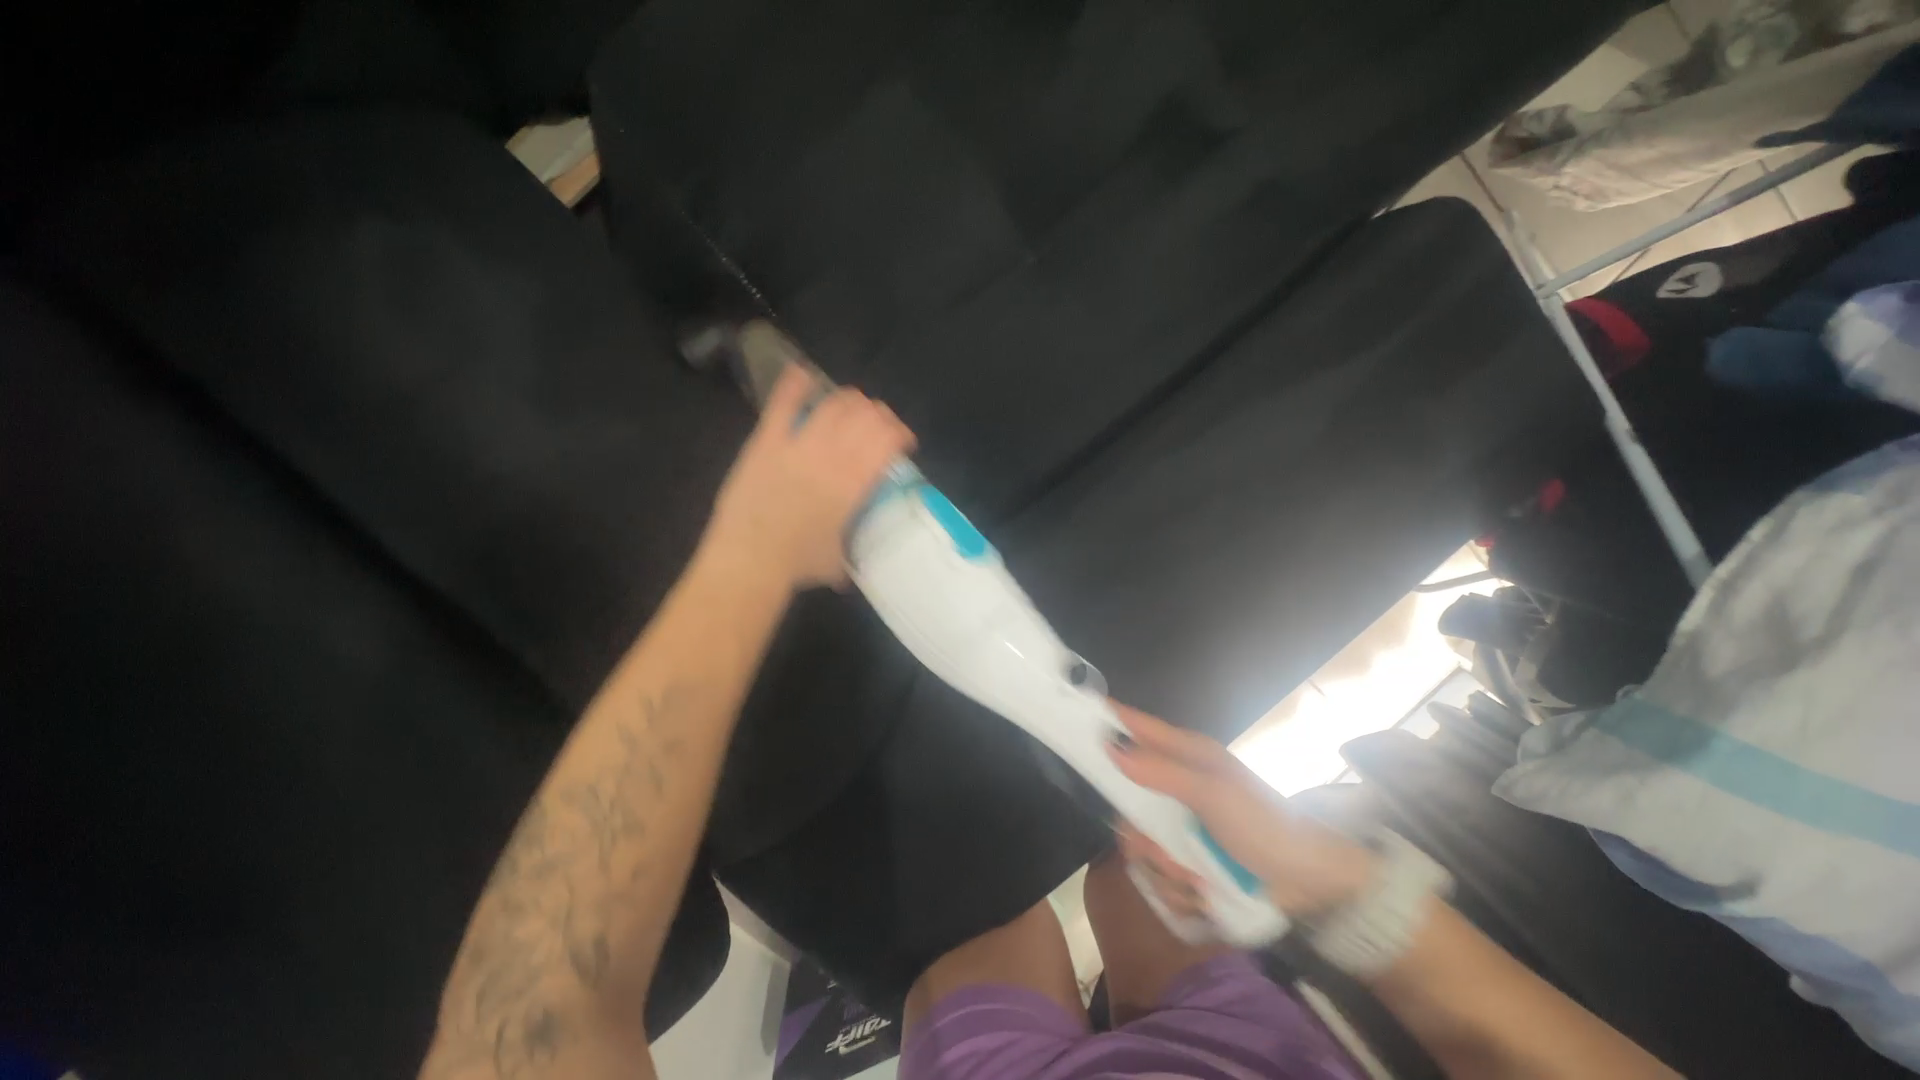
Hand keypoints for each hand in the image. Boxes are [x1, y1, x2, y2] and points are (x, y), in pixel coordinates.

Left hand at [706, 365, 916, 590]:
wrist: (750, 557)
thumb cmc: (798, 563)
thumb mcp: (839, 558)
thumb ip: (850, 549)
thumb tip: (852, 561)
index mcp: (855, 482)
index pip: (888, 440)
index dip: (900, 434)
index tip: (903, 442)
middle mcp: (832, 455)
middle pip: (866, 416)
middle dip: (879, 415)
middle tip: (879, 424)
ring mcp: (798, 443)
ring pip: (834, 405)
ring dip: (850, 401)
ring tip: (853, 406)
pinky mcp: (767, 440)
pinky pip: (783, 403)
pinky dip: (795, 385)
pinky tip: (804, 374)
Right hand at [1107, 703, 1375, 917]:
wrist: (1310, 882)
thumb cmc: (1263, 824)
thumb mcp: (1212, 792)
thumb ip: (1160, 771)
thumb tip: (1111, 747)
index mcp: (1185, 756)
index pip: (1135, 727)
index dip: (1106, 720)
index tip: (1070, 718)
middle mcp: (1176, 788)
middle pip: (1125, 803)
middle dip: (1142, 837)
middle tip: (1162, 849)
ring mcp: (1180, 830)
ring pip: (1139, 847)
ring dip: (1167, 870)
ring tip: (1198, 878)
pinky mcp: (1187, 865)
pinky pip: (1159, 879)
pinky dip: (1181, 892)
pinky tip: (1205, 893)